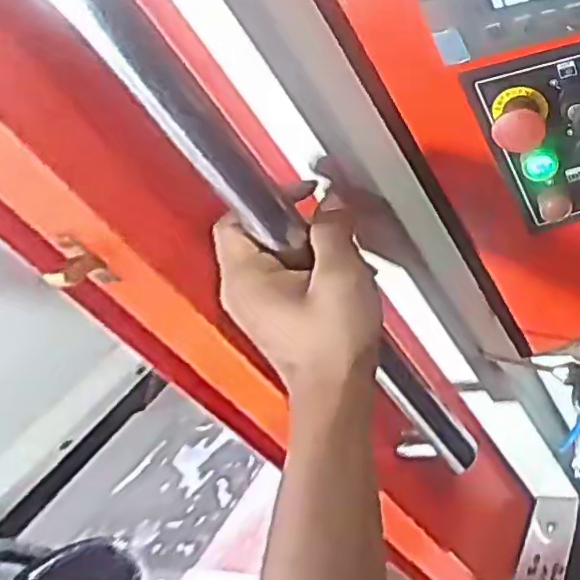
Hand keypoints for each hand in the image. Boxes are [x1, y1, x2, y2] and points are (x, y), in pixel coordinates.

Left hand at [213, 186, 381, 399]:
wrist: (337, 386)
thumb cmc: (334, 338)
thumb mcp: (341, 274)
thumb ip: (334, 231)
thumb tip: (333, 201)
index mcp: (244, 277)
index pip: (236, 220)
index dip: (271, 199)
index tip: (307, 193)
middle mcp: (241, 289)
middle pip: (262, 236)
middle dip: (303, 228)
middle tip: (336, 236)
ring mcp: (258, 304)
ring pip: (281, 255)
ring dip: (315, 249)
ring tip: (344, 264)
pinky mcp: (278, 313)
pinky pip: (292, 274)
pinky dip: (318, 269)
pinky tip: (343, 282)